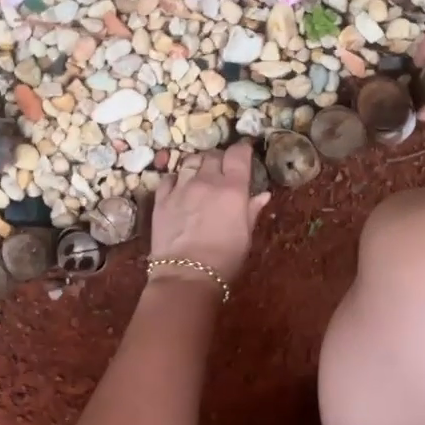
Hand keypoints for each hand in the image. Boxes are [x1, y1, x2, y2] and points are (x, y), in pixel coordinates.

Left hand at [148, 143, 269, 283]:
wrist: (186, 275)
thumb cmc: (225, 258)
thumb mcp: (246, 236)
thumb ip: (252, 210)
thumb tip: (263, 195)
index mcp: (232, 188)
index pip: (238, 154)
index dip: (242, 150)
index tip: (244, 153)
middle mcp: (206, 181)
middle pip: (213, 155)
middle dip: (219, 158)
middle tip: (222, 169)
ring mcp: (181, 188)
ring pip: (189, 161)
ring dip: (198, 164)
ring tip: (200, 174)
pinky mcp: (161, 199)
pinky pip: (168, 178)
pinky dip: (176, 178)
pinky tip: (179, 187)